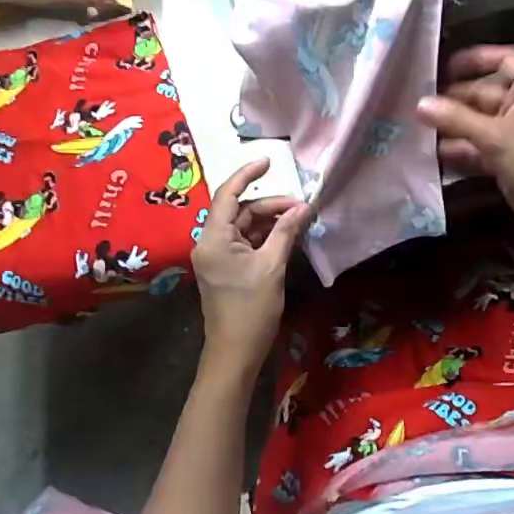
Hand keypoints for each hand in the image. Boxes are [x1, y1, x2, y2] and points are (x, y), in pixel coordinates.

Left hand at [192, 158, 309, 370]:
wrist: (235, 352)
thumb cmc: (251, 310)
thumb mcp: (272, 267)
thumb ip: (285, 232)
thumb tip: (303, 207)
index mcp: (213, 238)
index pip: (228, 195)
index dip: (247, 175)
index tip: (268, 161)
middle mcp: (210, 243)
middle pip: (240, 212)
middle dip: (270, 206)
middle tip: (302, 208)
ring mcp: (216, 257)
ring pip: (244, 228)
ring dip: (270, 222)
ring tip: (300, 221)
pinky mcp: (225, 269)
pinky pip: (245, 244)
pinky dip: (265, 238)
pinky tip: (287, 237)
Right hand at [416, 45, 513, 263]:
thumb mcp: (496, 137)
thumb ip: (457, 119)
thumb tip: (419, 103)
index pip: (506, 59)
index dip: (478, 58)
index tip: (445, 65)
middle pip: (485, 94)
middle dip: (454, 99)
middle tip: (418, 104)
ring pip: (478, 123)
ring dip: (452, 127)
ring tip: (418, 129)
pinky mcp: (507, 160)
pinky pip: (479, 148)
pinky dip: (460, 150)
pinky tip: (432, 154)